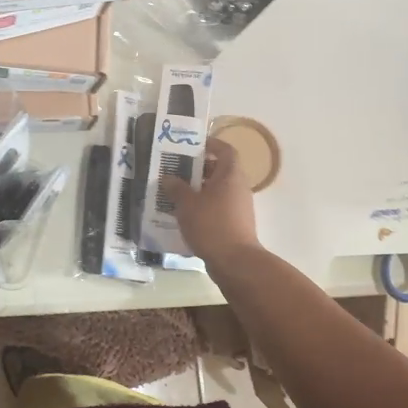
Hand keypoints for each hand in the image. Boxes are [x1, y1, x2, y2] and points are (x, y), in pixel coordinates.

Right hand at [163, 138, 261, 263]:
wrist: (235, 262)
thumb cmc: (211, 224)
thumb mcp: (187, 204)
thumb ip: (176, 188)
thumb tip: (168, 178)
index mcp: (230, 175)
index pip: (226, 150)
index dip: (211, 144)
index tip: (193, 146)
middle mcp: (238, 188)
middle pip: (220, 170)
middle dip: (198, 170)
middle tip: (177, 171)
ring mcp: (239, 207)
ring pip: (217, 191)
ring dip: (199, 190)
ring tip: (176, 194)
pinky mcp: (235, 224)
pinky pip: (218, 208)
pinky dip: (203, 208)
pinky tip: (185, 216)